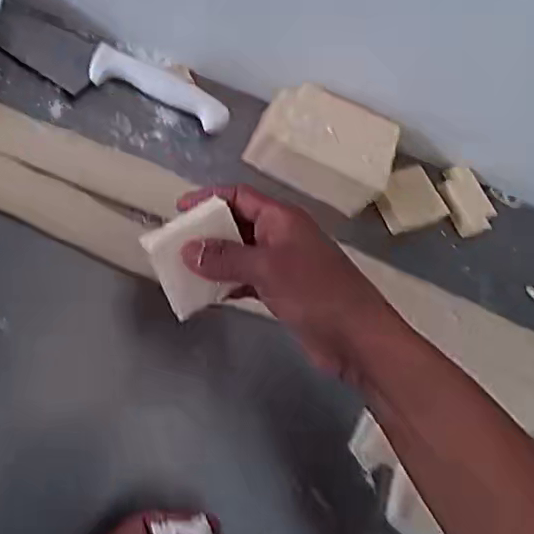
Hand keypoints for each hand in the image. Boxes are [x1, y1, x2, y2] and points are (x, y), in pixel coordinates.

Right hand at [179, 185, 406, 384]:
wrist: (357, 337)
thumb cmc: (315, 292)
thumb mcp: (267, 268)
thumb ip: (225, 258)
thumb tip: (188, 249)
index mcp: (282, 218)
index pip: (239, 196)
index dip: (209, 198)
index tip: (180, 208)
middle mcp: (281, 235)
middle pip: (238, 223)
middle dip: (208, 231)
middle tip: (176, 241)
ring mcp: (283, 264)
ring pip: (241, 253)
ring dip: (216, 259)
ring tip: (183, 267)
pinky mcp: (283, 291)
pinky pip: (248, 279)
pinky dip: (228, 283)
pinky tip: (208, 294)